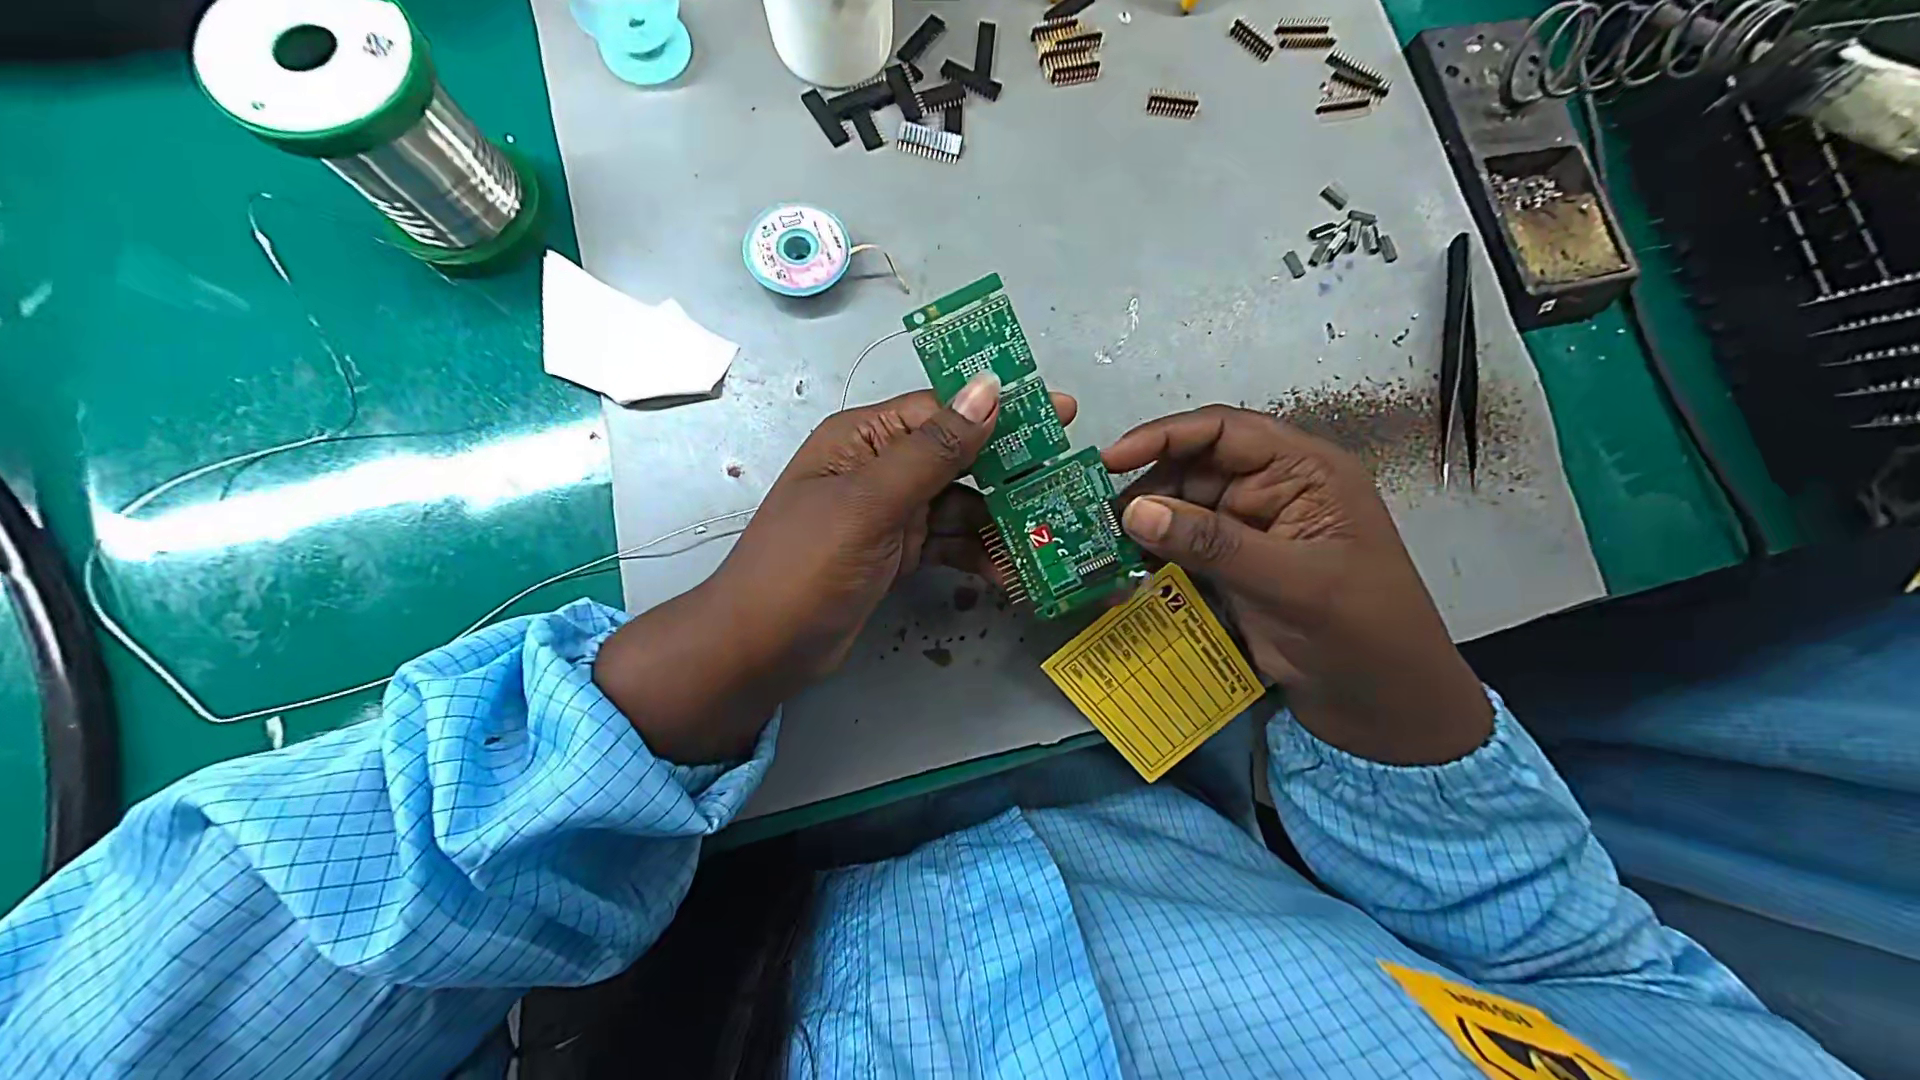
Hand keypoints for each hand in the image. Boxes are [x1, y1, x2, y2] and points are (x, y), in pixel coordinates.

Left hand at [595, 374, 1076, 761]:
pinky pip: (949, 544)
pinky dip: (978, 556)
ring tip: (1049, 540)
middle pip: (959, 459)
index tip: (1061, 416)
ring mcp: (891, 514)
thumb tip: (989, 387)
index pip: (942, 411)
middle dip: (1011, 472)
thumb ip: (933, 449)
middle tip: (1068, 479)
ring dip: (1001, 524)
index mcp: (864, 438)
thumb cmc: (806, 566)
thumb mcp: (871, 503)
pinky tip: (1010, 573)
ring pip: (960, 506)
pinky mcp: (897, 554)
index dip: (1001, 412)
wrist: (760, 650)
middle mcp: (880, 469)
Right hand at [1104, 405, 1490, 764]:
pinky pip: (1182, 551)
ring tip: (1100, 548)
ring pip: (1180, 512)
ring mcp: (1249, 533)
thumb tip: (1134, 511)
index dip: (1164, 436)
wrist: (1388, 712)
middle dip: (1144, 490)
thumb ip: (1212, 544)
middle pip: (1191, 471)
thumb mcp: (1291, 583)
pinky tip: (1125, 574)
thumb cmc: (1363, 634)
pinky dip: (1153, 559)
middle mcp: (1271, 492)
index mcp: (1303, 472)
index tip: (1110, 460)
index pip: (1224, 432)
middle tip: (1092, 519)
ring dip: (1143, 527)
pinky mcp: (1233, 570)